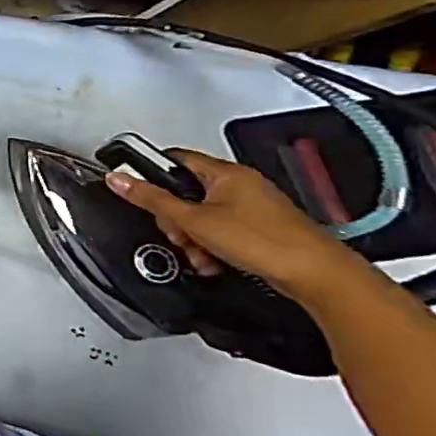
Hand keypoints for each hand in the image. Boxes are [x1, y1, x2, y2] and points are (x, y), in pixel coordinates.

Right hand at [105, 148, 375, 307]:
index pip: (174, 158)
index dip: (151, 172)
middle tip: (178, 231)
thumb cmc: (267, 242)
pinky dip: (209, 245)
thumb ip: (151, 199)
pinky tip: (213, 260)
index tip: (137, 187)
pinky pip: (218, 230)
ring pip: (200, 215)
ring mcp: (251, 207)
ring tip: (200, 252)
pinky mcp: (257, 228)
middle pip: (184, 192)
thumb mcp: (193, 220)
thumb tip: (119, 179)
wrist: (317, 276)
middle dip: (174, 217)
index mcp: (226, 173)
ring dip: (191, 236)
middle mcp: (240, 185)